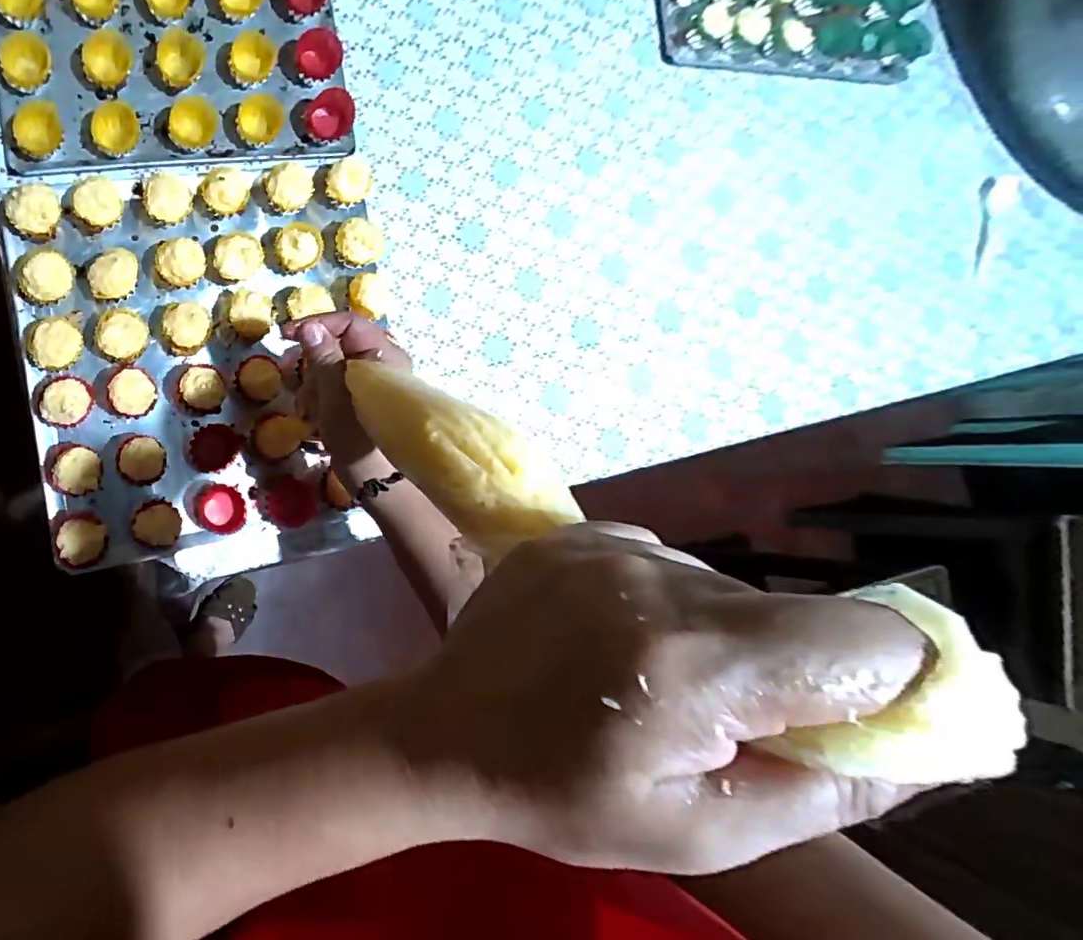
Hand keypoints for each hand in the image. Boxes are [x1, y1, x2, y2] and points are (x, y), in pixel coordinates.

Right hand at [279, 312, 409, 476]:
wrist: (378, 485)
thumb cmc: (357, 440)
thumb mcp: (334, 397)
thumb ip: (323, 359)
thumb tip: (309, 327)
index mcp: (383, 355)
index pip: (348, 322)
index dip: (315, 324)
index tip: (284, 336)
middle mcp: (382, 362)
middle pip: (337, 344)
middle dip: (310, 362)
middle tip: (289, 379)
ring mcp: (373, 382)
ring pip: (332, 366)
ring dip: (311, 383)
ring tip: (305, 410)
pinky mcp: (364, 400)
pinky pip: (335, 386)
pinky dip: (319, 397)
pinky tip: (312, 417)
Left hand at [390, 523, 930, 875]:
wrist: (442, 733)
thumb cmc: (559, 793)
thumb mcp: (708, 828)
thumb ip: (832, 786)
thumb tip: (924, 741)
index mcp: (689, 655)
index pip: (870, 636)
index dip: (878, 689)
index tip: (826, 729)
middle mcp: (645, 578)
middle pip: (790, 612)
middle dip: (784, 671)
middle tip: (708, 719)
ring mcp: (594, 547)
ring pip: (722, 585)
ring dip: (715, 634)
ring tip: (643, 679)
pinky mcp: (559, 539)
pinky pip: (657, 558)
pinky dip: (658, 599)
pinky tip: (608, 637)